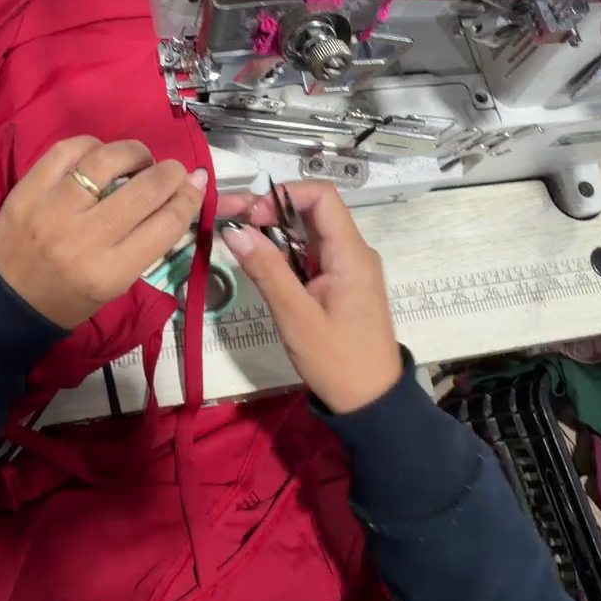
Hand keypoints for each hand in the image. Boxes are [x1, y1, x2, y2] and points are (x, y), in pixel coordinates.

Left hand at [0, 137, 207, 328]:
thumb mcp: (117, 283)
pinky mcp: (26, 190)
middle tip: (173, 170)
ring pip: (107, 160)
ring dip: (135, 152)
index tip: (196, 183)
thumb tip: (186, 193)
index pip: (166, 224)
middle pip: (145, 190)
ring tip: (139, 159)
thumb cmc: (70, 299)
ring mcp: (52, 211)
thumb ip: (149, 240)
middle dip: (170, 172)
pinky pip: (67, 150)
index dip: (190, 197)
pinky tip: (100, 154)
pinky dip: (92, 145)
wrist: (3, 305)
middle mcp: (84, 240)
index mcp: (110, 273)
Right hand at [215, 182, 402, 413]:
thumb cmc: (337, 361)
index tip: (250, 215)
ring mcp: (348, 268)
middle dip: (268, 209)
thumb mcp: (296, 317)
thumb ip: (266, 270)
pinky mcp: (341, 284)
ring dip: (273, 231)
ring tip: (235, 236)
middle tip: (228, 218)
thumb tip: (235, 230)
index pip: (321, 197)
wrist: (372, 404)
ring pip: (308, 233)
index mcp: (351, 254)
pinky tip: (258, 261)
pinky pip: (310, 255)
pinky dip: (283, 252)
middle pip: (311, 211)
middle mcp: (353, 252)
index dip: (282, 195)